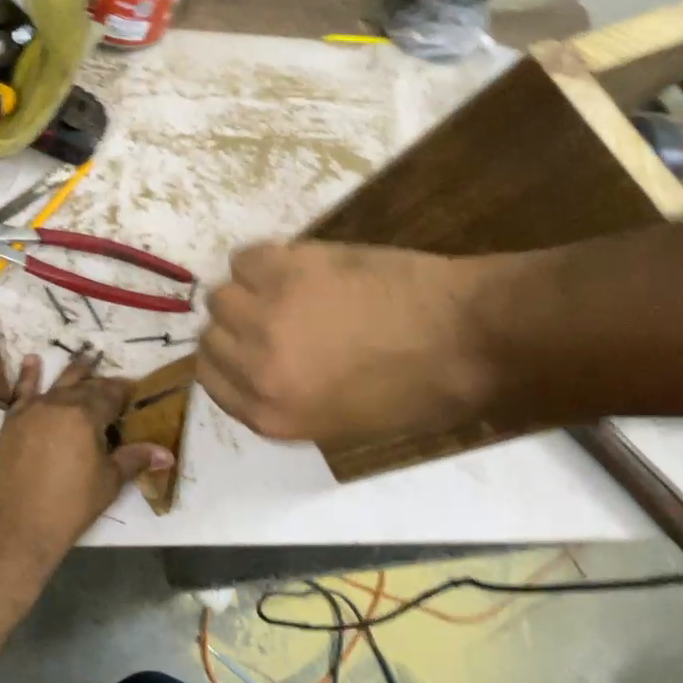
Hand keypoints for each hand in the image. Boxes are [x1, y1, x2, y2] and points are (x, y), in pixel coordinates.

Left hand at [0, 352, 173, 547]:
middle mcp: (58, 405)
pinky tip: (32, 361)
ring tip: (85, 356)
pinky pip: (21, 392)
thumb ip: (134, 459)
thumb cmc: (72, 504)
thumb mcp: (109, 481)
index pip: (110, 395)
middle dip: (101, 383)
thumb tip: (167, 454)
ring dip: (72, 371)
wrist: (21, 521)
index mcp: (86, 416)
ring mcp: (31, 411)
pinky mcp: (11, 422)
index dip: (122, 391)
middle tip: (113, 380)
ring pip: (56, 384)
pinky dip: (27, 376)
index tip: (132, 390)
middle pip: (84, 387)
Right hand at [198, 241, 498, 442]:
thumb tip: (250, 372)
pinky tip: (297, 266)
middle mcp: (255, 369)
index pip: (210, 379)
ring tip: (288, 290)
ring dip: (249, 291)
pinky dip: (264, 260)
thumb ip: (282, 402)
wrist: (472, 336)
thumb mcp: (340, 423)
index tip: (249, 347)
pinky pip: (245, 259)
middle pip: (211, 336)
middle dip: (238, 327)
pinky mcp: (287, 271)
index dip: (229, 360)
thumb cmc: (420, 389)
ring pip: (222, 296)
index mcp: (270, 415)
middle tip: (276, 317)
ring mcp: (266, 318)